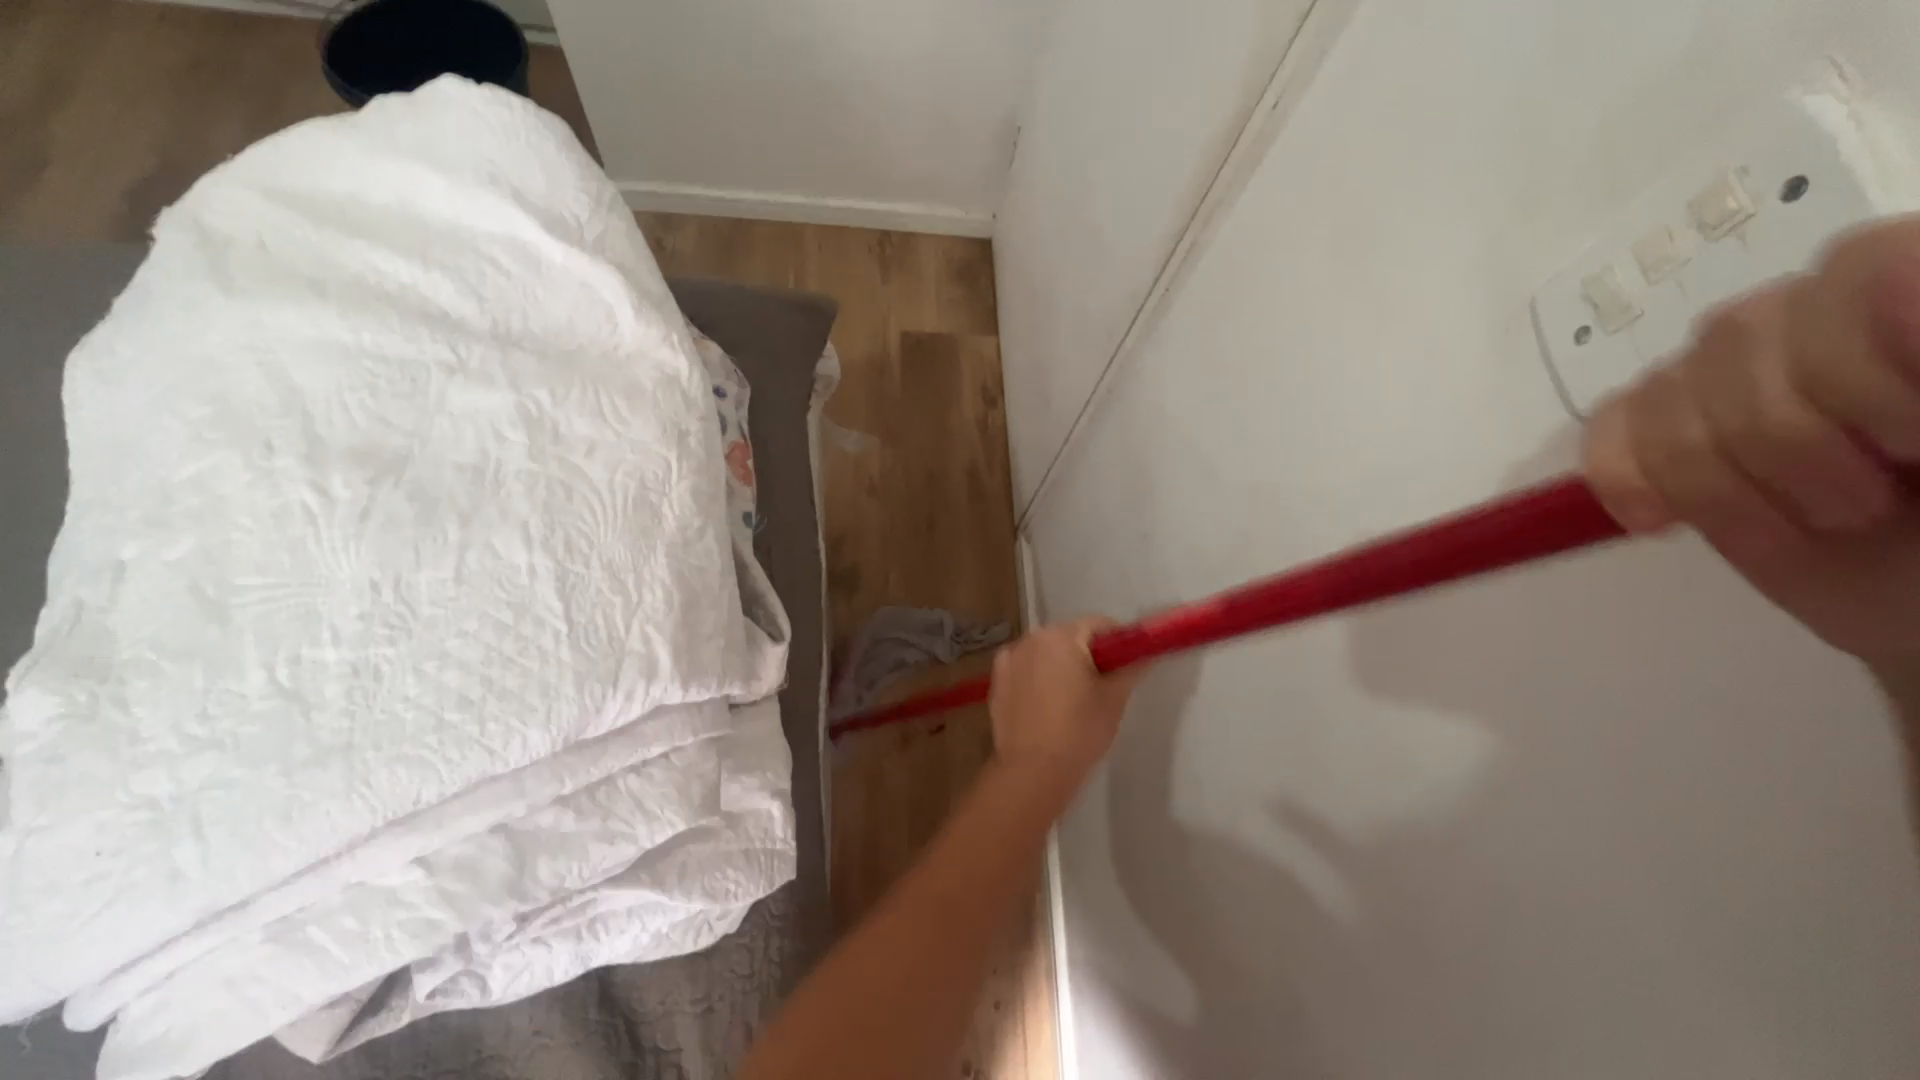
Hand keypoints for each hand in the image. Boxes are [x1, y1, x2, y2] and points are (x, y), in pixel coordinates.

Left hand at [988, 618, 1146, 791]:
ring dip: (1061, 668)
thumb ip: (1132, 667)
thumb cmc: (1080, 731)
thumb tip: (1148, 652)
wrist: (1033, 771)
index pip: (1099, 625)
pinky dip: (1038, 681)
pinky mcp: (997, 683)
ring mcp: (1009, 660)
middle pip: (1070, 638)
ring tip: (1072, 704)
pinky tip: (1047, 709)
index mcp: (1060, 636)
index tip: (1125, 670)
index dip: (1117, 645)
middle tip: (1101, 691)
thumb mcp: (1115, 698)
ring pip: (1046, 655)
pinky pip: (1026, 671)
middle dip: (1087, 657)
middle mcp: (1030, 639)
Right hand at [1584, 217, 1919, 664]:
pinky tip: (1661, 520)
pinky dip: (1625, 477)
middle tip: (1867, 506)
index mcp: (1907, 301)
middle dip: (1788, 439)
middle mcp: (1816, 316)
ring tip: (1798, 528)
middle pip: (1743, 336)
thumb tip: (1889, 319)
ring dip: (1717, 481)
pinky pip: (1609, 428)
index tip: (1908, 446)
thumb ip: (1919, 373)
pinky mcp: (1661, 432)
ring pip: (1667, 390)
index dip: (1856, 362)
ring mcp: (1727, 375)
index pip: (1862, 272)